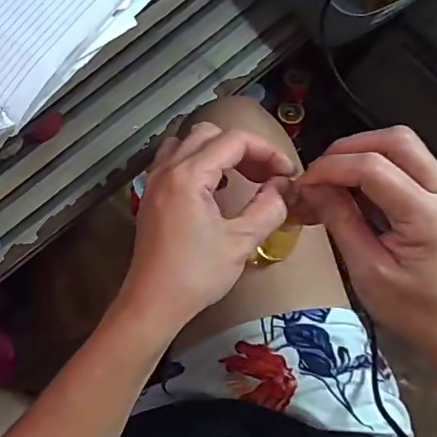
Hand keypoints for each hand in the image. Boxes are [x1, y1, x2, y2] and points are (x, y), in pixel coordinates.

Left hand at [121, 123, 292, 334]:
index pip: (234, 140)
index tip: (286, 174)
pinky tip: (214, 190)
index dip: (267, 152)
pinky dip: (198, 164)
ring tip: (240, 177)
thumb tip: (281, 187)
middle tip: (265, 175)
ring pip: (188, 143)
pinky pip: (174, 162)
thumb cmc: (194, 275)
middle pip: (209, 134)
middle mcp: (166, 170)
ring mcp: (154, 182)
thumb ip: (268, 208)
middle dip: (243, 148)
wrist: (152, 302)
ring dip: (217, 152)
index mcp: (188, 175)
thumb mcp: (241, 242)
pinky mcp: (151, 197)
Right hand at [295, 126, 436, 359]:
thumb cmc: (414, 310)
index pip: (375, 168)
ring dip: (364, 152)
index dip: (332, 167)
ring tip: (335, 178)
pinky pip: (410, 163)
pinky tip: (356, 188)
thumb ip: (341, 222)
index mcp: (429, 219)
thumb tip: (314, 188)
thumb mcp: (367, 271)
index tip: (306, 181)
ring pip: (405, 146)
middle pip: (397, 141)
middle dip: (350, 148)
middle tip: (320, 171)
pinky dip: (378, 165)